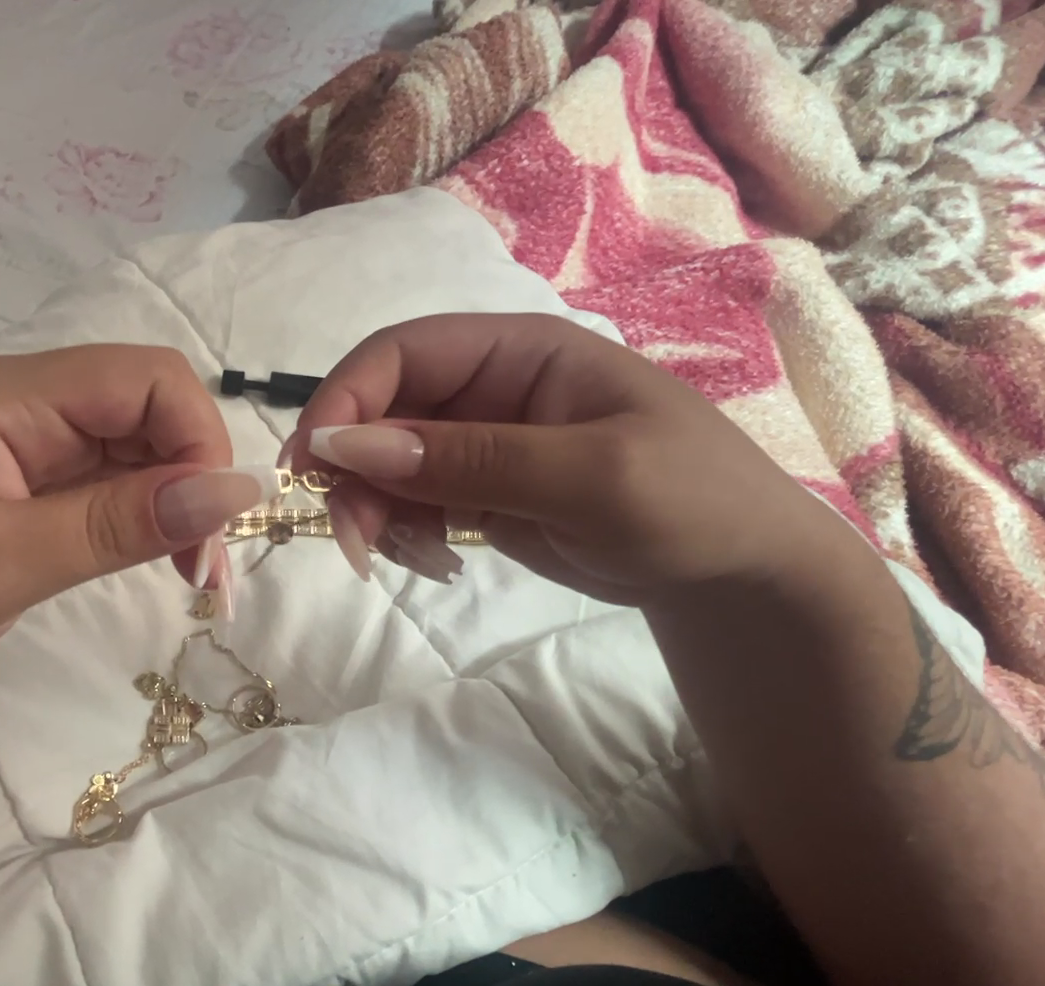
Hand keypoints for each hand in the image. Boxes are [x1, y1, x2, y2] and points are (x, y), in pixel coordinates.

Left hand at [0, 345, 270, 699]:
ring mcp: (39, 446)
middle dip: (198, 479)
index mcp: (14, 397)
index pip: (147, 378)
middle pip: (154, 408)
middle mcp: (35, 406)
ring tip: (193, 580)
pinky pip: (120, 484)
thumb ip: (114, 526)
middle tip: (204, 572)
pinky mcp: (42, 485)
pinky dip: (153, 521)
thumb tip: (233, 491)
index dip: (198, 439)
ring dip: (182, 505)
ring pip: (145, 449)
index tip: (208, 527)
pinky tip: (164, 563)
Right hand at [291, 313, 850, 605]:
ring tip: (407, 559)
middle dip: (352, 473)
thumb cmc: (687, 502)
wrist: (732, 575)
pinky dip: (398, 532)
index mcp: (515, 351)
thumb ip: (467, 459)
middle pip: (379, 411)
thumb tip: (345, 447)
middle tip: (357, 542)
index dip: (343, 399)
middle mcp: (484, 389)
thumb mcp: (589, 477)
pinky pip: (406, 503)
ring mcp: (477, 443)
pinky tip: (432, 562)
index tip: (311, 467)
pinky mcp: (473, 491)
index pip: (399, 354)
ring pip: (382, 463)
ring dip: (371, 510)